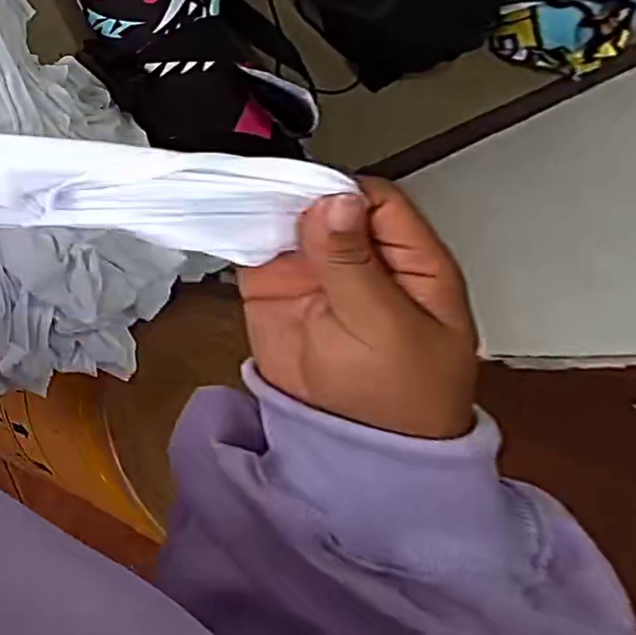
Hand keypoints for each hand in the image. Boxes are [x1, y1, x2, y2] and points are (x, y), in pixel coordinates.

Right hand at [237, 178, 479, 439]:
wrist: (343, 445)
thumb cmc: (395, 398)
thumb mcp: (384, 328)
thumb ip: (354, 263)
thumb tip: (337, 200)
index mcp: (409, 261)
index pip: (377, 200)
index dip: (341, 190)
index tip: (307, 196)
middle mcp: (359, 254)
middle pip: (324, 199)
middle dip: (295, 192)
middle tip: (265, 192)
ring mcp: (314, 264)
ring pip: (285, 214)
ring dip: (262, 206)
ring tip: (240, 201)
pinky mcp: (273, 277)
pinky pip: (253, 239)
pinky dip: (237, 227)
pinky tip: (227, 220)